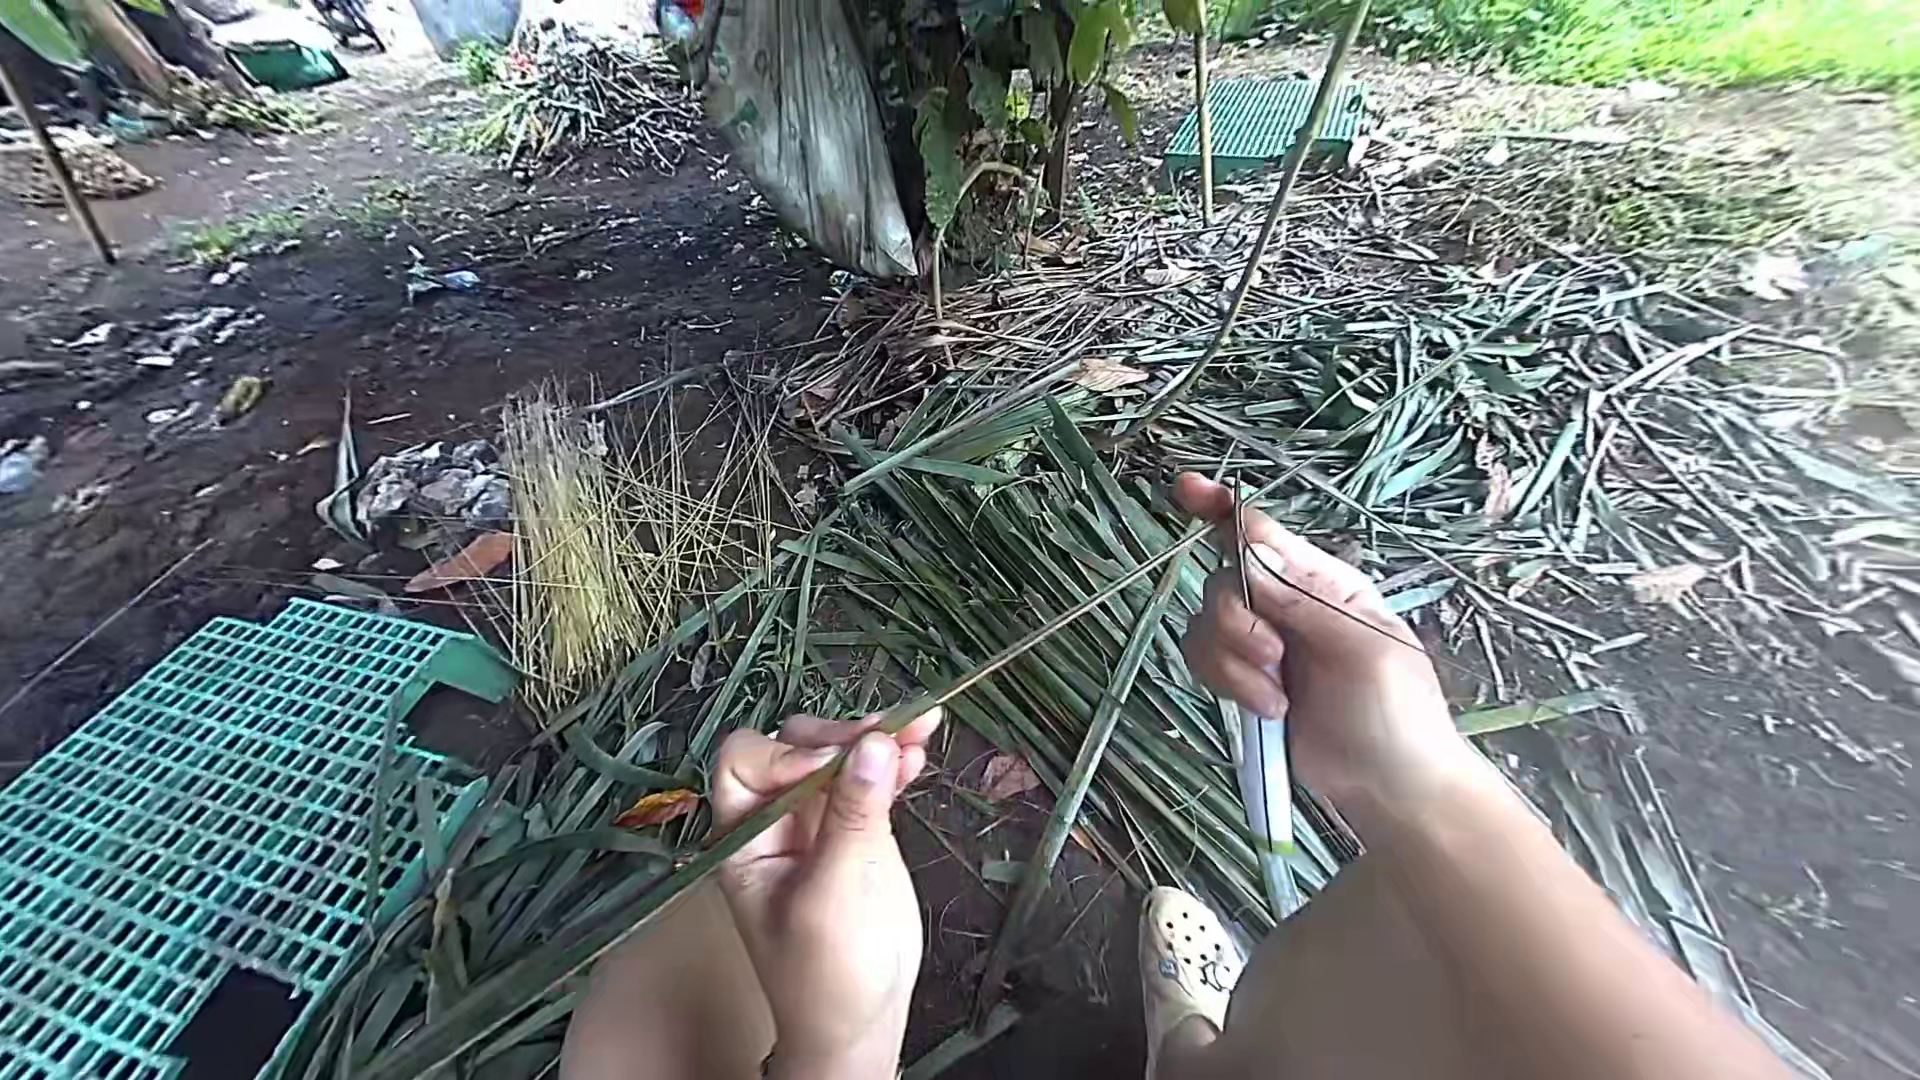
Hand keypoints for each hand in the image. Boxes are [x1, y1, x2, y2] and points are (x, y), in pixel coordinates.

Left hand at [711, 709, 941, 1079]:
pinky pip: (876, 771)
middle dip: (843, 735)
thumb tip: (876, 744)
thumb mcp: (832, 897)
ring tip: (920, 727)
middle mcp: (779, 813)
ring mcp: (823, 812)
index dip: (784, 755)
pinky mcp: (861, 817)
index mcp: (746, 834)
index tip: (830, 764)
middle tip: (888, 734)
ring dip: (881, 735)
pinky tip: (919, 754)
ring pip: (844, 749)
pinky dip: (898, 758)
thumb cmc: (824, 975)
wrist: (862, 1016)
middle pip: (801, 744)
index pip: (746, 762)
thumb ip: (852, 818)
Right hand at [1173, 473, 1478, 823]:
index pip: (1262, 534)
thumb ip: (1304, 602)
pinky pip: (1200, 657)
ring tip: (1277, 696)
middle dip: (1237, 623)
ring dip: (1233, 663)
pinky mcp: (1238, 673)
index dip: (1221, 507)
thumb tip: (1250, 554)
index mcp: (1321, 582)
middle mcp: (1281, 601)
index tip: (1186, 489)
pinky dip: (1225, 683)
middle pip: (1221, 582)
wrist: (1386, 787)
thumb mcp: (1364, 650)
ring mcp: (1256, 638)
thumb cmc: (1396, 712)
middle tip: (1275, 657)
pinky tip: (1266, 707)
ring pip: (1203, 623)